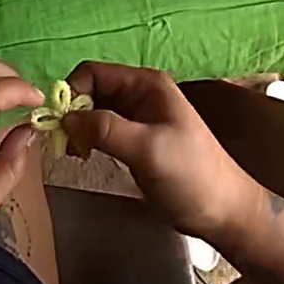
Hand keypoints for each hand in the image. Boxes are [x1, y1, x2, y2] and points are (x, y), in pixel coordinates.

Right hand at [61, 61, 261, 244]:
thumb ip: (106, 128)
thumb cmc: (191, 175)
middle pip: (91, 89)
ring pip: (93, 110)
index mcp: (145, 84)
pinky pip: (100, 129)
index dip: (73, 91)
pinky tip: (83, 155)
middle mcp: (138, 93)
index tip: (60, 123)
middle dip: (73, 111)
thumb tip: (66, 117)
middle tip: (65, 143)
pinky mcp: (133, 139)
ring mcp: (136, 117)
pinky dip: (86, 138)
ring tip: (75, 152)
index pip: (94, 72)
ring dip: (78, 127)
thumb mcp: (148, 149)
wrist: (223, 212)